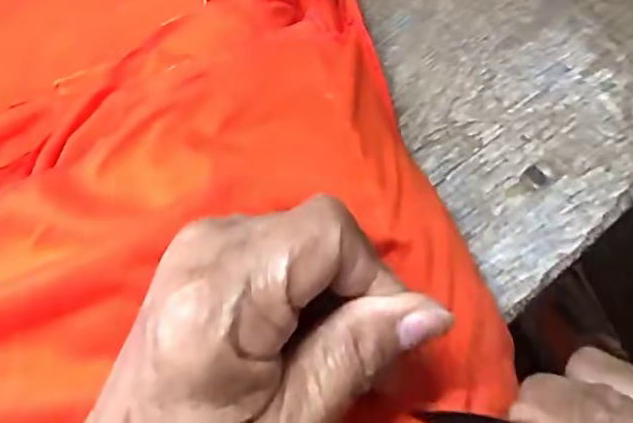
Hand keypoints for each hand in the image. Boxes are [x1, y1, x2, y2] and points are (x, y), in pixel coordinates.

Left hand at [89, 195, 454, 422]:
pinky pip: (274, 242)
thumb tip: (435, 312)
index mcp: (222, 286)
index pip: (329, 230)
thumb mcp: (291, 420)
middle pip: (316, 229)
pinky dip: (299, 281)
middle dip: (352, 286)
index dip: (372, 276)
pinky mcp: (198, 248)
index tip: (391, 340)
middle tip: (366, 357)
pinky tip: (293, 332)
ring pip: (300, 233)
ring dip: (328, 285)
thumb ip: (359, 351)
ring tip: (327, 349)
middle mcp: (206, 242)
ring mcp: (197, 239)